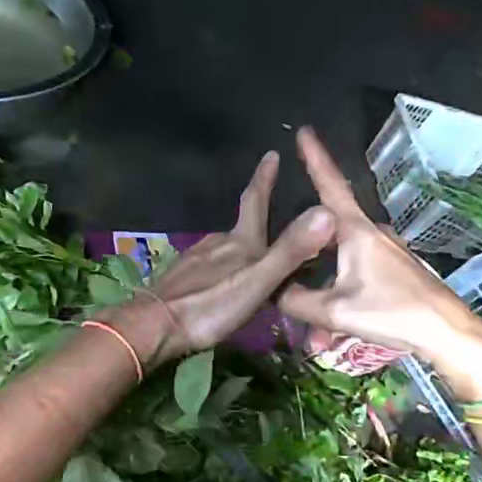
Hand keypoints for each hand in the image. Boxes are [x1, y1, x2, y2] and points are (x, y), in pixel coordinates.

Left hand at [118, 150, 335, 363]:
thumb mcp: (259, 281)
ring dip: (244, 250)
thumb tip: (327, 212)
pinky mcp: (184, 278)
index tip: (272, 154)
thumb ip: (292, 250)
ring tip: (259, 262)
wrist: (154, 327)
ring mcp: (197, 259)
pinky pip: (213, 266)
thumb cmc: (211, 305)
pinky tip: (229, 284)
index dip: (264, 177)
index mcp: (240, 242)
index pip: (255, 200)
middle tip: (279, 226)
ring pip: (228, 248)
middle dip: (260, 222)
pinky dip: (227, 268)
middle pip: (243, 227)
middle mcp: (217, 242)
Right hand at [276, 128, 481, 367]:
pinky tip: (339, 333)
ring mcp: (387, 250)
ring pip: (342, 265)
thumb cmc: (391, 312)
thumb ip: (296, 299)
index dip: (315, 159)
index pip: (330, 185)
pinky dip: (345, 299)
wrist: (445, 330)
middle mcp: (372, 233)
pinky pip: (358, 276)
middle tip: (289, 278)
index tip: (305, 132)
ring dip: (327, 293)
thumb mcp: (334, 311)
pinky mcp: (396, 269)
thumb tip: (273, 290)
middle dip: (307, 259)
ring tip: (320, 333)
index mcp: (356, 231)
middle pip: (328, 235)